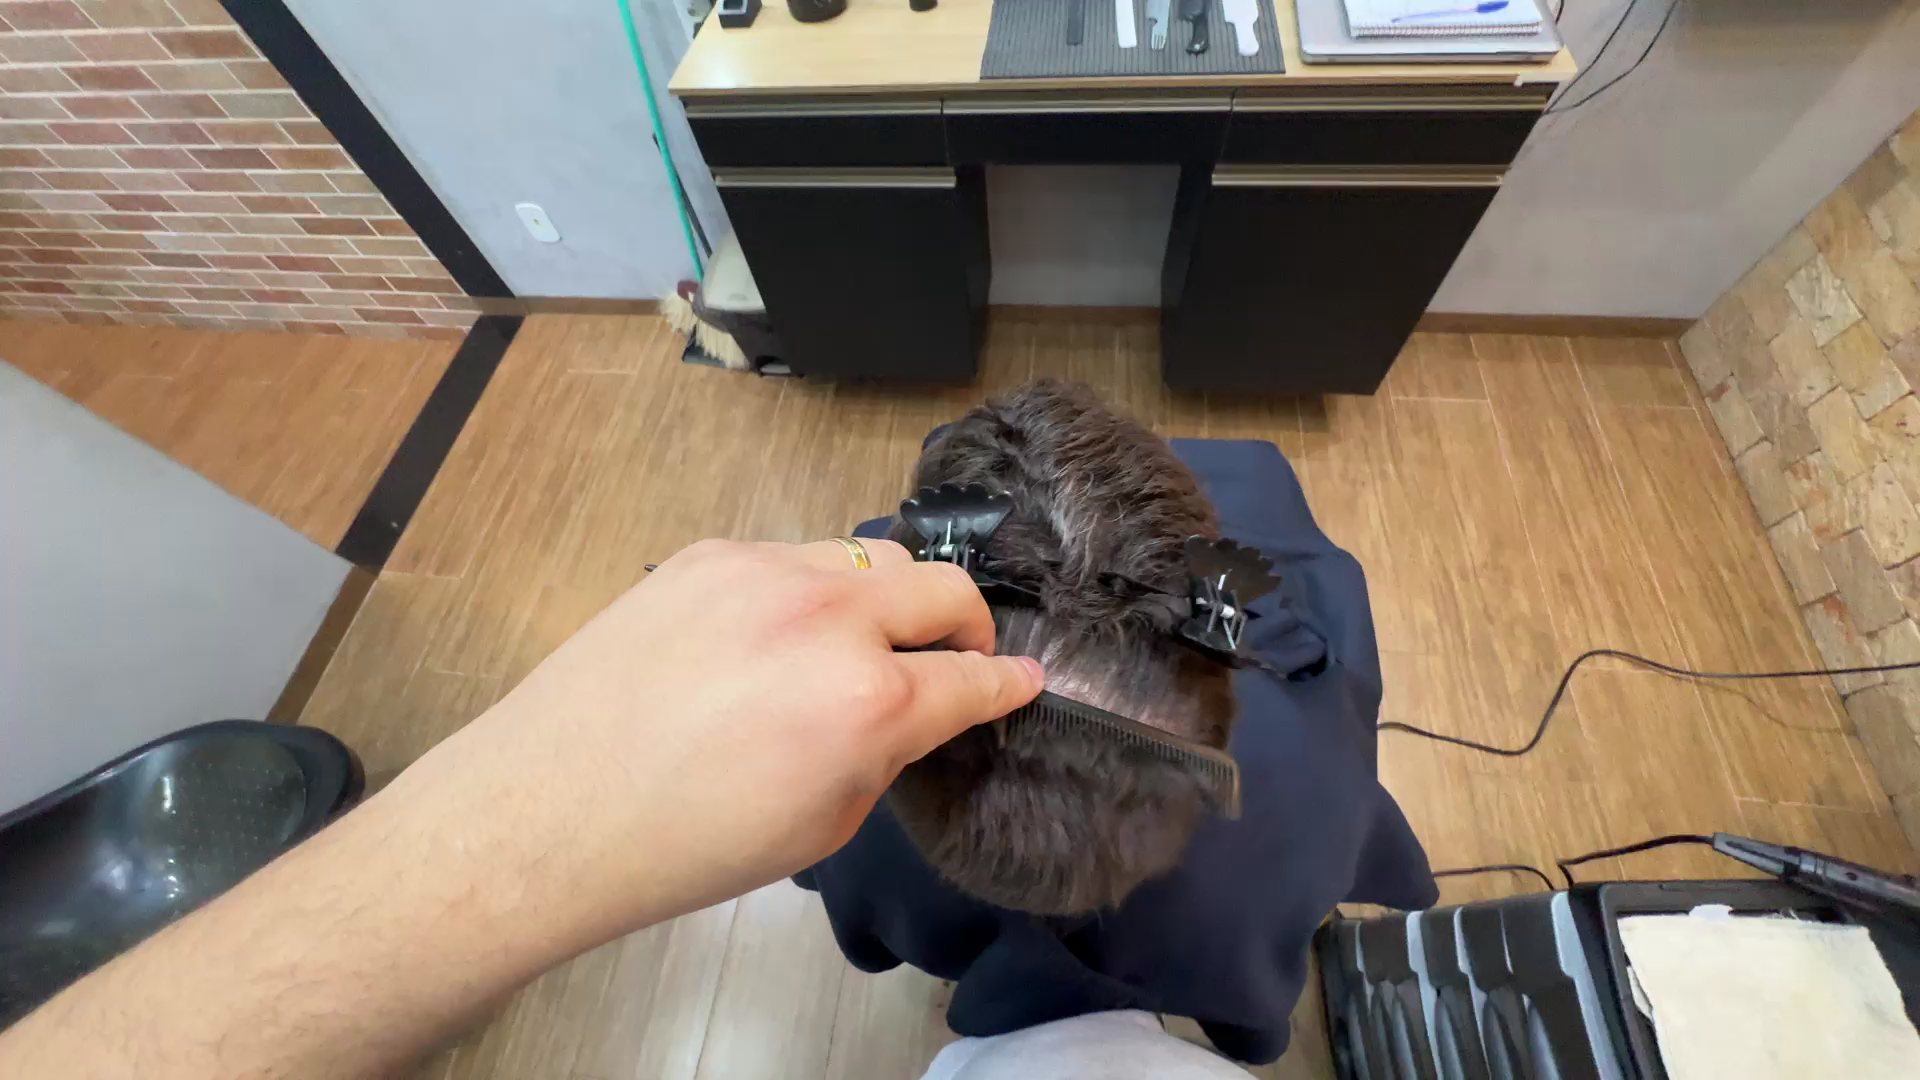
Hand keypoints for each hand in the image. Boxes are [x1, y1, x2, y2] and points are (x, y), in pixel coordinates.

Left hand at [391, 537, 1045, 943]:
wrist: (547, 810)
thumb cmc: (692, 843)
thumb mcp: (825, 819)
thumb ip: (888, 746)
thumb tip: (917, 704)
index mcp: (866, 703)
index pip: (975, 678)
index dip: (1010, 683)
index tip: (1025, 679)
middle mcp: (830, 617)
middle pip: (945, 586)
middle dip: (969, 624)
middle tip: (953, 655)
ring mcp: (768, 570)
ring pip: (873, 557)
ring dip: (886, 602)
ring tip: (852, 644)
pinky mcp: (714, 552)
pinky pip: (798, 559)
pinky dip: (812, 594)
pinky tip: (771, 635)